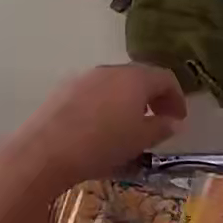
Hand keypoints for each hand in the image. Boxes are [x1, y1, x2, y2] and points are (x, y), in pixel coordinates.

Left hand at [4, 64, 187, 182]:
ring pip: (116, 84)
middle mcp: (111, 70)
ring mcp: (84, 77)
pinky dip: (106, 104)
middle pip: (140, 77)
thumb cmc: (101, 145)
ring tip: (129, 126)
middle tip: (158, 119)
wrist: (43, 152)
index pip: (166, 78)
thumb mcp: (139, 140)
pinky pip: (94, 92)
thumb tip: (174, 122)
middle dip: (153, 97)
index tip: (179, 119)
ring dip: (129, 100)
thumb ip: (161, 127)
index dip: (177, 97)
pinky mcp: (63, 89)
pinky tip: (100, 128)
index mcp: (135, 78)